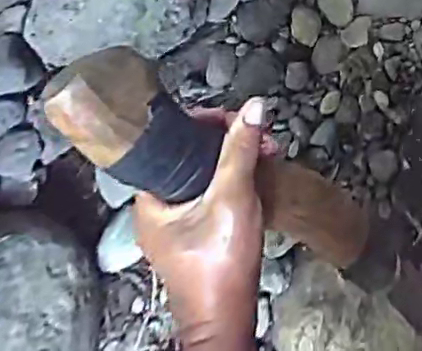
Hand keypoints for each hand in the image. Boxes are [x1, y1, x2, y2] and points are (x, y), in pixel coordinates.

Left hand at [134, 99, 272, 350]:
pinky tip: (263, 165)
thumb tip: (254, 106)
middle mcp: (161, 203)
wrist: (227, 315)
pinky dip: (241, 170)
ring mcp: (181, 214)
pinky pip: (218, 181)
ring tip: (268, 149)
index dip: (206, 121)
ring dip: (242, 151)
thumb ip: (241, 149)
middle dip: (232, 136)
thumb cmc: (219, 265)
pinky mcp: (200, 222)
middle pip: (196, 149)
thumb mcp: (233, 196)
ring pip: (211, 164)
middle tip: (260, 134)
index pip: (173, 139)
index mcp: (153, 198)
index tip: (235, 118)